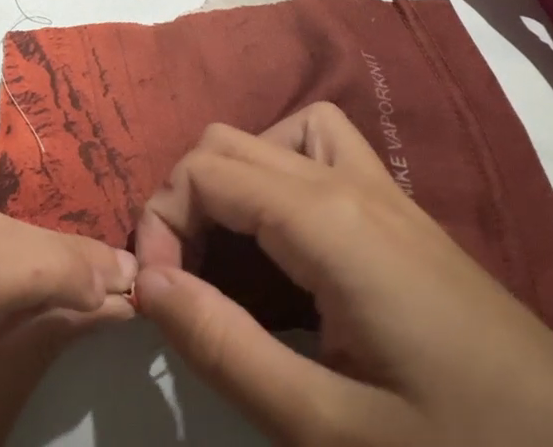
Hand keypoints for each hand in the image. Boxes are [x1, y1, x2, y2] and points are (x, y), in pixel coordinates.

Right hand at [134, 103, 552, 446]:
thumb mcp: (325, 428)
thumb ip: (224, 347)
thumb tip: (144, 280)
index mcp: (331, 221)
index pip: (206, 170)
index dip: (160, 221)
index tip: (156, 293)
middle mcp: (355, 184)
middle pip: (232, 141)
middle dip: (185, 200)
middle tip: (184, 282)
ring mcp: (388, 196)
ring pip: (283, 134)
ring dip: (235, 181)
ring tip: (229, 256)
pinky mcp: (407, 221)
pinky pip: (323, 160)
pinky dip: (279, 181)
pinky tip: (287, 256)